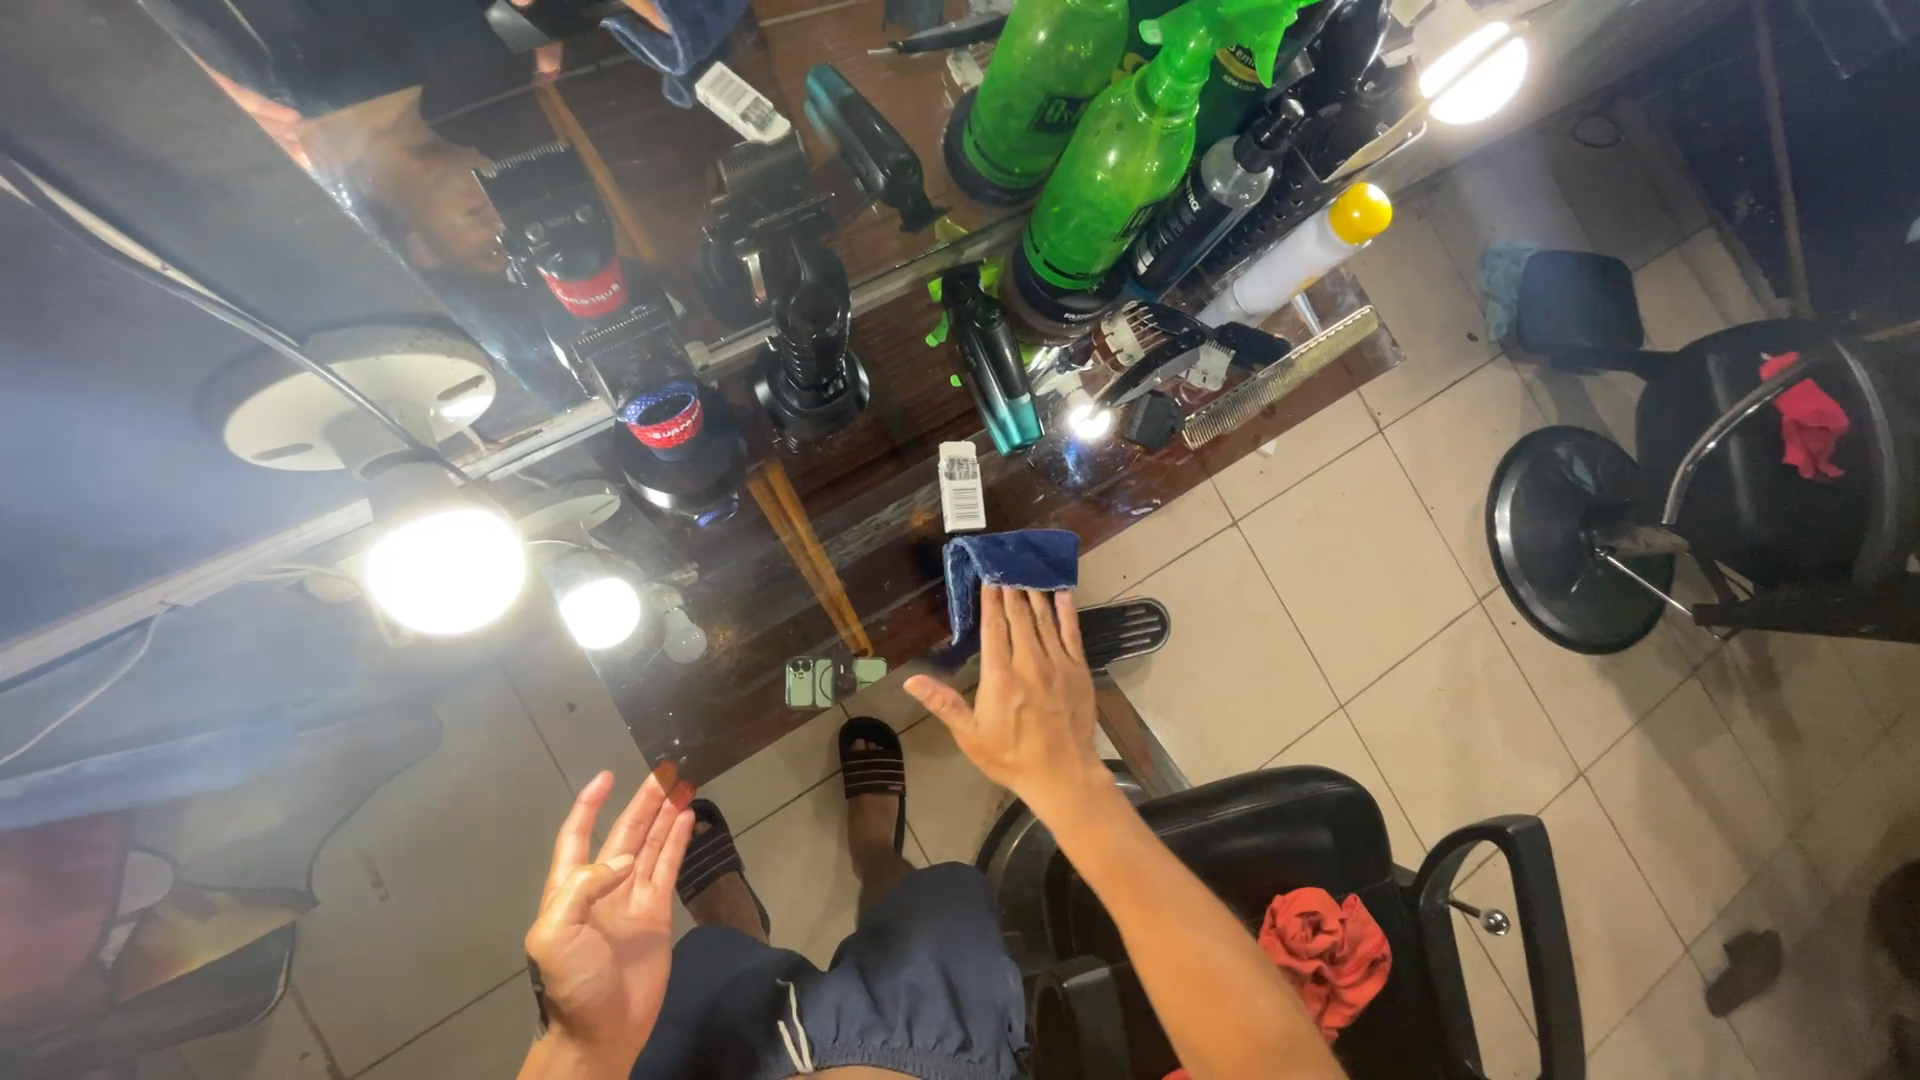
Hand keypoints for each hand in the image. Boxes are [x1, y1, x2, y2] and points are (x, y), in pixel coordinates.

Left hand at [523, 768, 694, 1070]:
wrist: (601, 1030)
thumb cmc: (571, 984)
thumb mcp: (556, 936)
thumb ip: (583, 888)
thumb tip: (625, 860)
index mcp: (569, 889)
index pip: (578, 836)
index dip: (590, 806)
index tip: (607, 777)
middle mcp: (602, 885)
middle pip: (624, 833)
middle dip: (643, 802)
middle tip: (666, 771)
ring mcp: (632, 897)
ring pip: (651, 844)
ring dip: (665, 815)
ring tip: (682, 785)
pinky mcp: (657, 911)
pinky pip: (669, 867)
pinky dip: (678, 841)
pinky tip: (688, 819)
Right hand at [907, 586, 1107, 816]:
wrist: (1063, 776)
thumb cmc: (1011, 757)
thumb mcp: (971, 735)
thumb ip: (943, 703)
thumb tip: (910, 680)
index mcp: (1001, 678)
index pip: (994, 629)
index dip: (990, 602)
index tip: (988, 580)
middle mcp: (1029, 664)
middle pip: (1019, 618)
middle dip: (1011, 592)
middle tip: (1006, 569)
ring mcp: (1057, 666)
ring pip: (1044, 621)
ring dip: (1035, 596)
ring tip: (1028, 575)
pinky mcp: (1078, 671)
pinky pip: (1072, 634)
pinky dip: (1066, 612)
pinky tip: (1062, 594)